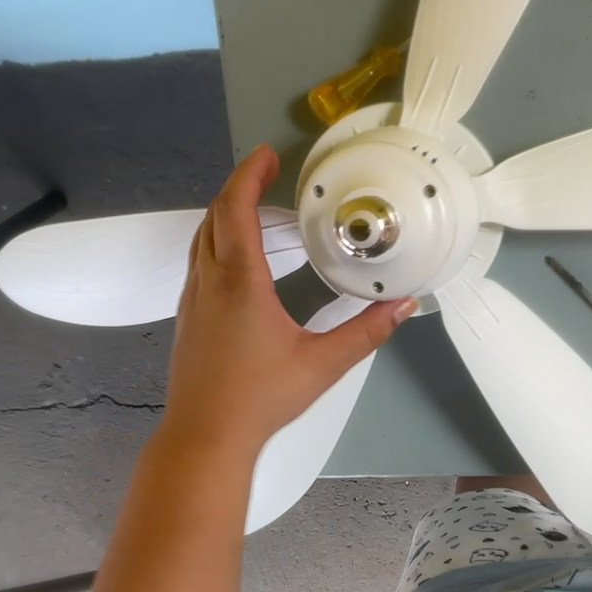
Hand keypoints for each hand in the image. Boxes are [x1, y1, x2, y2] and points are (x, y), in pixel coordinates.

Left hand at [163, 145, 414, 448]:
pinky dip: (216, 242)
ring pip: (201, 239)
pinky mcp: (187, 318)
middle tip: (266, 172)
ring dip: (224, 214)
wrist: (205, 436)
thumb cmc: (262, 399)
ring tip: (254, 207)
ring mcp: (192, 300)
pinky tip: (237, 259)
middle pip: (214, 217)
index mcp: (241, 283)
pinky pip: (198, 262)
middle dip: (238, 187)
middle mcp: (210, 282)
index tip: (268, 154)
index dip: (249, 175)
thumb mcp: (323, 364)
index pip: (237, 211)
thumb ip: (366, 333)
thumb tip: (404, 306)